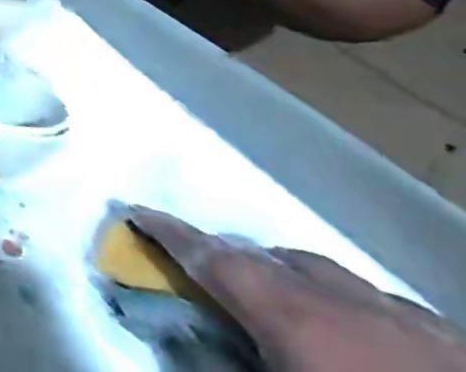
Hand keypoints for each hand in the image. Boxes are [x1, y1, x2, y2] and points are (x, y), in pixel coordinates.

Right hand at [128, 206, 465, 371]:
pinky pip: (395, 308)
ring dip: (297, 279)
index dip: (165, 230)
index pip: (208, 252)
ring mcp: (412, 319)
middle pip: (271, 256)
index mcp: (288, 309)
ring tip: (286, 299)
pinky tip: (365, 334)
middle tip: (210, 271)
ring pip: (334, 277)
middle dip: (235, 257)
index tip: (133, 210)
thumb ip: (212, 357)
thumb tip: (169, 321)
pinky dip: (361, 309)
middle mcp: (343, 297)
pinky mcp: (456, 339)